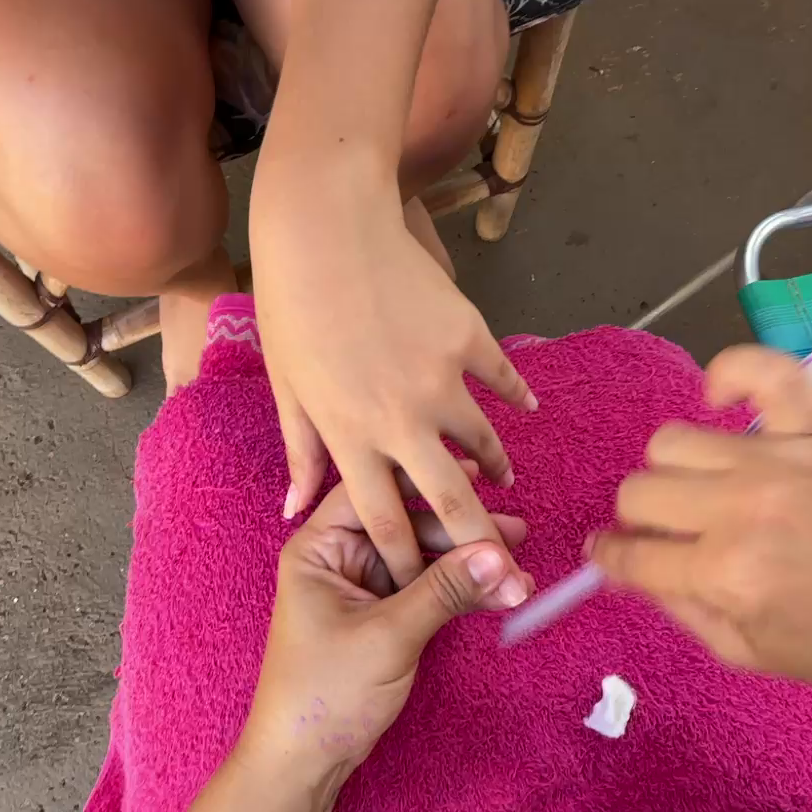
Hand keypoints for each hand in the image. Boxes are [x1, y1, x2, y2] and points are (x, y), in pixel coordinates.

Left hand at [243, 465, 532, 774]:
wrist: (305, 761)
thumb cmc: (326, 692)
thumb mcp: (388, 636)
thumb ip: (444, 592)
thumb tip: (501, 557)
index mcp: (319, 548)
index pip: (373, 496)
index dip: (421, 481)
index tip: (472, 474)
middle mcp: (340, 558)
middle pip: (406, 527)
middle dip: (460, 534)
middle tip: (515, 533)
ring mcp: (362, 587)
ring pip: (422, 559)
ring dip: (467, 564)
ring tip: (517, 564)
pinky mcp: (382, 614)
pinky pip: (426, 590)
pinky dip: (458, 591)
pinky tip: (497, 590)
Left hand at [251, 173, 537, 588]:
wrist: (325, 226)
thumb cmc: (291, 308)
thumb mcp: (286, 387)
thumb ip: (300, 452)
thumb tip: (292, 507)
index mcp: (350, 436)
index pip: (385, 521)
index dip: (409, 562)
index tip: (427, 585)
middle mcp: (402, 420)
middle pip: (449, 499)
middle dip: (478, 542)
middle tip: (504, 566)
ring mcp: (442, 379)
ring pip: (482, 441)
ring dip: (496, 466)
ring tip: (505, 479)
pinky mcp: (469, 338)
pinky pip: (503, 378)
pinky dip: (516, 396)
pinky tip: (525, 408)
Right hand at [588, 345, 811, 709]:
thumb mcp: (749, 656)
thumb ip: (677, 607)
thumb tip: (628, 564)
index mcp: (726, 577)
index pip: (626, 552)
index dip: (607, 556)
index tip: (610, 554)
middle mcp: (744, 510)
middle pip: (639, 490)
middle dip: (640, 520)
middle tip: (673, 533)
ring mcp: (784, 460)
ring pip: (672, 439)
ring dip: (674, 470)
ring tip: (707, 487)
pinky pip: (762, 371)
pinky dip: (730, 375)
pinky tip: (722, 401)